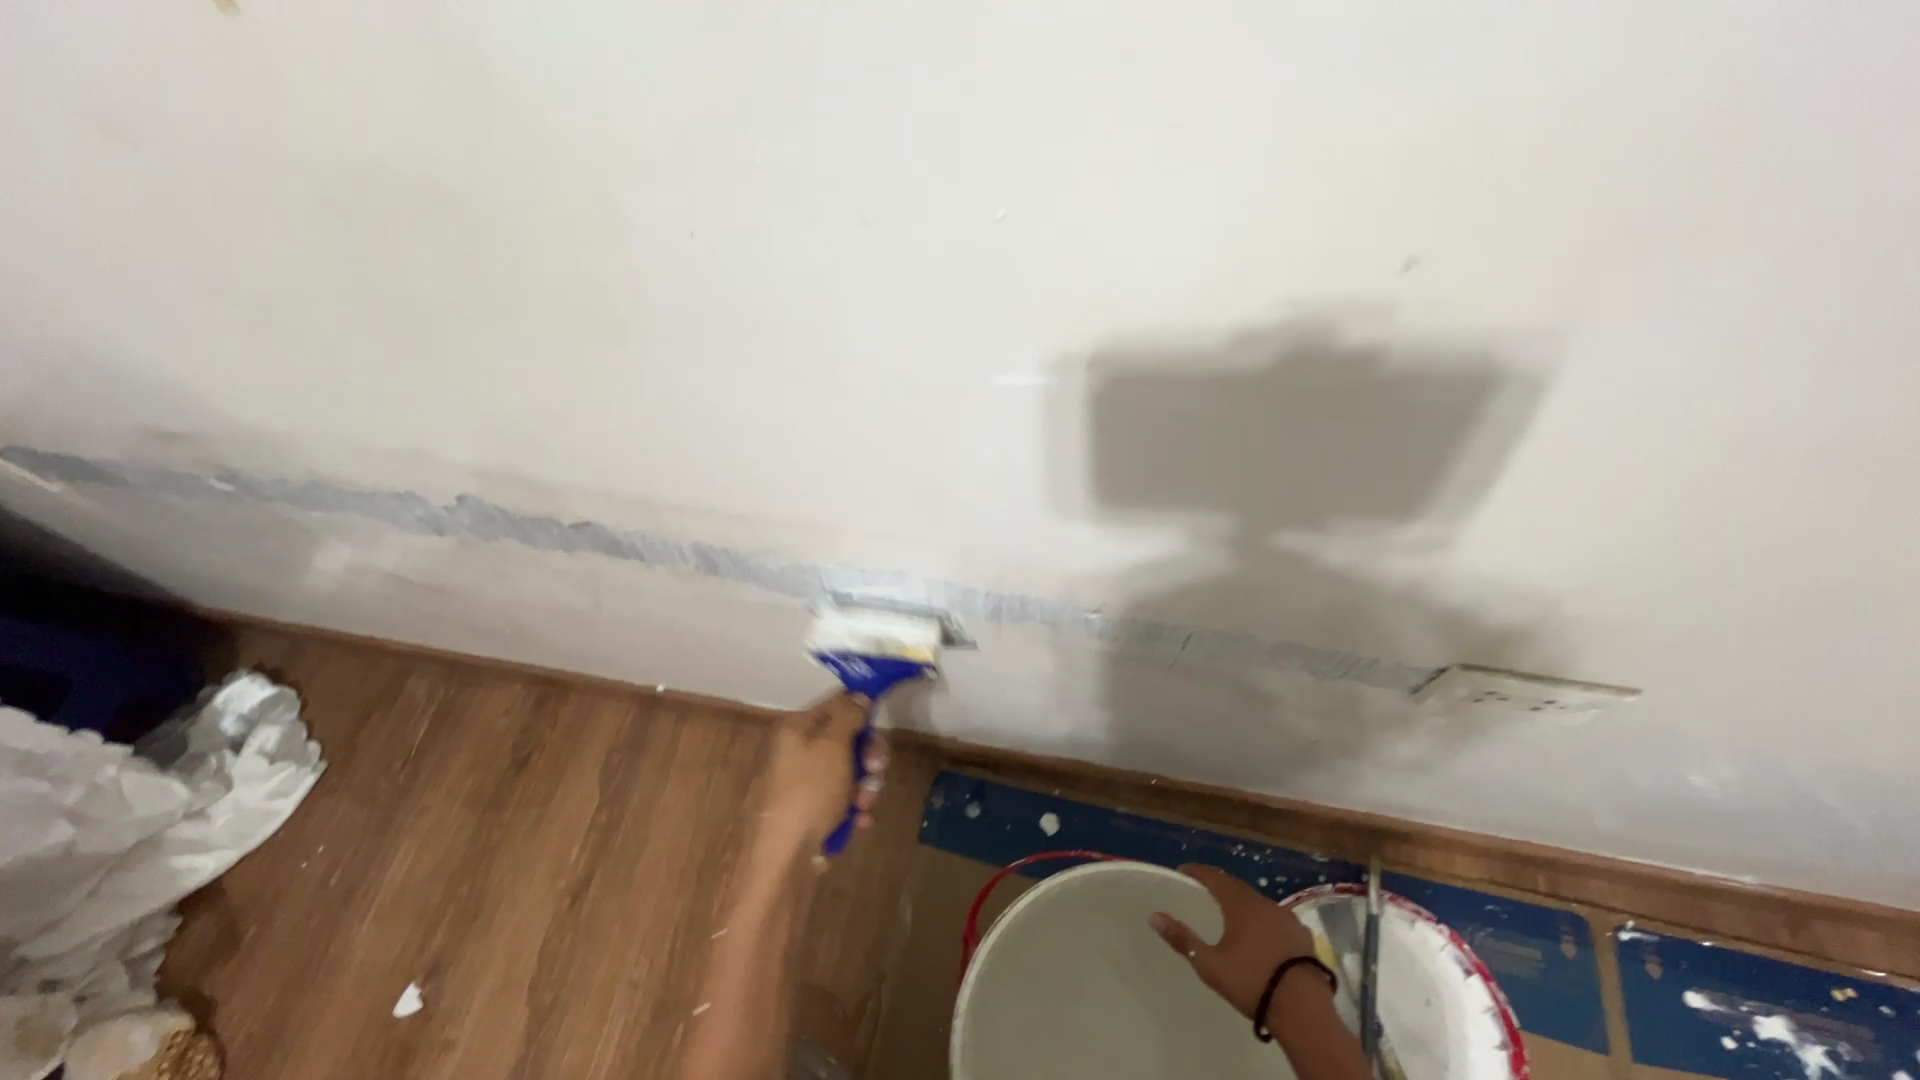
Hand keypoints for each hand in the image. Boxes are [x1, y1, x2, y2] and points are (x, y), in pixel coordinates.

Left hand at [761, 691, 887, 849]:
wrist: (786, 854)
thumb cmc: (809, 791)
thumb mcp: (832, 745)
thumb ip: (849, 716)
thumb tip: (860, 695)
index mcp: (798, 727)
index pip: (837, 702)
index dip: (862, 708)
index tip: (881, 720)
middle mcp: (799, 749)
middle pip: (848, 738)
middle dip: (868, 756)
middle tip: (875, 771)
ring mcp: (806, 780)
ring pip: (850, 770)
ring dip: (865, 786)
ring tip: (863, 804)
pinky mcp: (813, 808)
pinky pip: (844, 797)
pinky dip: (855, 806)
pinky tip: (860, 819)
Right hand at [1149, 864, 1323, 1020]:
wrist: (1304, 1010)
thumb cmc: (1252, 983)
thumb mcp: (1210, 965)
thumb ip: (1182, 939)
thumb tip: (1154, 916)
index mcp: (1241, 905)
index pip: (1215, 877)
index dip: (1198, 872)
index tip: (1184, 871)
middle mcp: (1265, 904)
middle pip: (1238, 887)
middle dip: (1219, 885)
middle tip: (1203, 890)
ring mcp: (1287, 918)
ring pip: (1259, 902)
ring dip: (1242, 902)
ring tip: (1230, 913)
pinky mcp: (1303, 935)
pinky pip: (1276, 918)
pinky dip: (1262, 919)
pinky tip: (1261, 933)